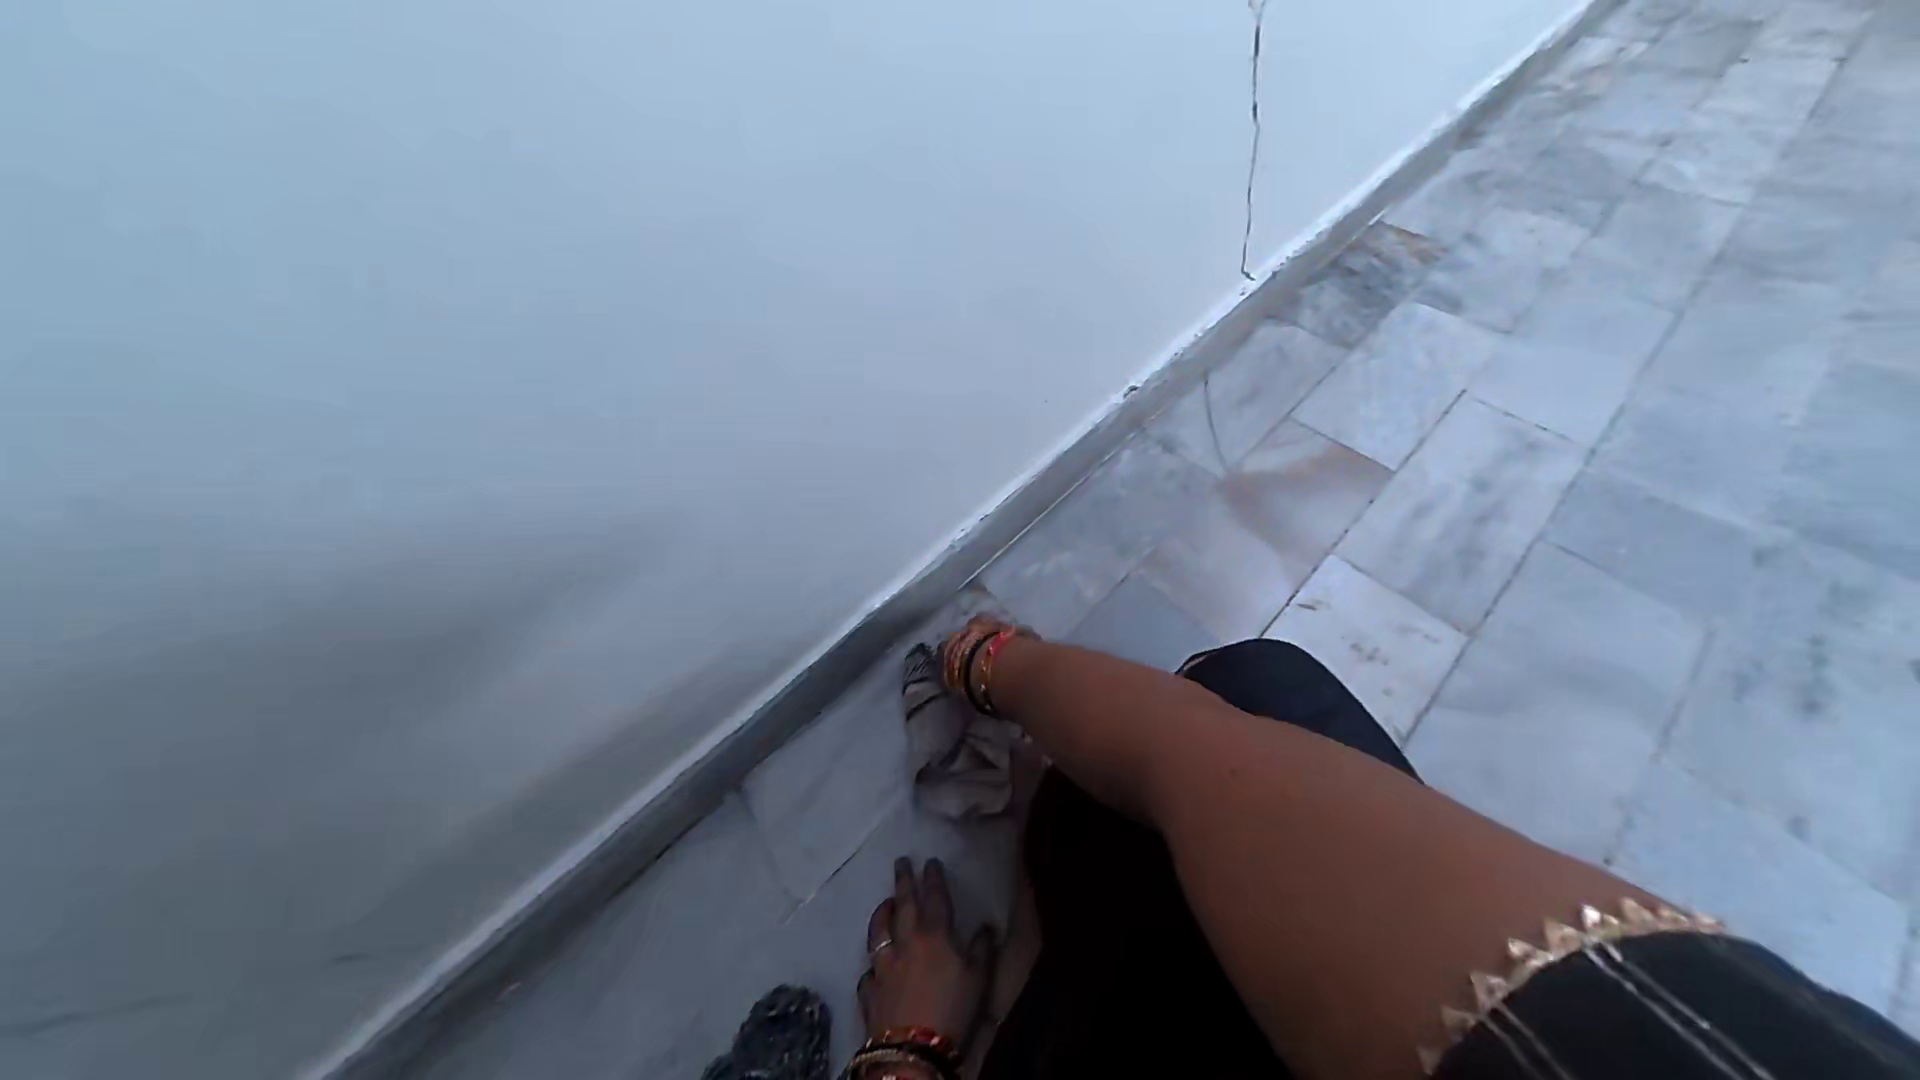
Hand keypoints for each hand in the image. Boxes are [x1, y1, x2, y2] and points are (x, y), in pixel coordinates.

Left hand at [859, 857, 995, 1046]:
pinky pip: (867, 971)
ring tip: (885, 902)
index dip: (932, 877)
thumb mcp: (979, 979)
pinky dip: (871, 964)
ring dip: (881, 912)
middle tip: (900, 861)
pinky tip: (873, 965)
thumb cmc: (954, 1011)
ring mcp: (883, 966)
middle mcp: (905, 942)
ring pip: (878, 930)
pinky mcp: (869, 991)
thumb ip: (983, 949)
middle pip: (903, 904)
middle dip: (903, 880)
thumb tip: (987, 926)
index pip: (934, 897)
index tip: (930, 861)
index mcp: (934, 935)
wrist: (914, 1052)